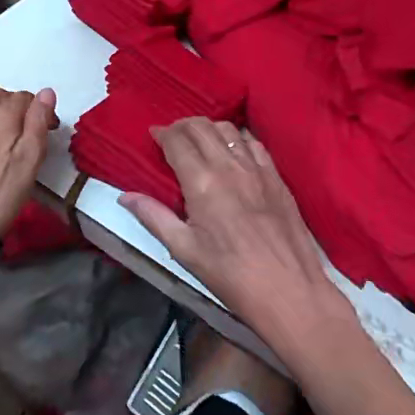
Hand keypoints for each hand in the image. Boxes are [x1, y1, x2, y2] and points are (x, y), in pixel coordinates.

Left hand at [0, 87, 57, 271]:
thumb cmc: (4, 190)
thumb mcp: (32, 155)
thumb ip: (39, 120)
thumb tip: (46, 91)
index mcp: (2, 114)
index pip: (26, 97)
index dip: (42, 111)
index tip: (51, 132)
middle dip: (17, 107)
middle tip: (30, 133)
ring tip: (4, 136)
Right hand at [121, 118, 346, 346]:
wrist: (288, 289)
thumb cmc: (231, 275)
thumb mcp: (185, 250)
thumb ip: (154, 217)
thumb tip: (125, 196)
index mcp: (202, 182)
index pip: (177, 142)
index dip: (162, 133)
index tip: (154, 134)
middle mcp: (229, 166)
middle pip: (202, 127)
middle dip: (183, 125)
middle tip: (172, 135)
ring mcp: (256, 168)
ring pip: (229, 129)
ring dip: (209, 127)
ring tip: (199, 138)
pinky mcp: (277, 176)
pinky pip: (254, 143)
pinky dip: (238, 136)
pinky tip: (234, 146)